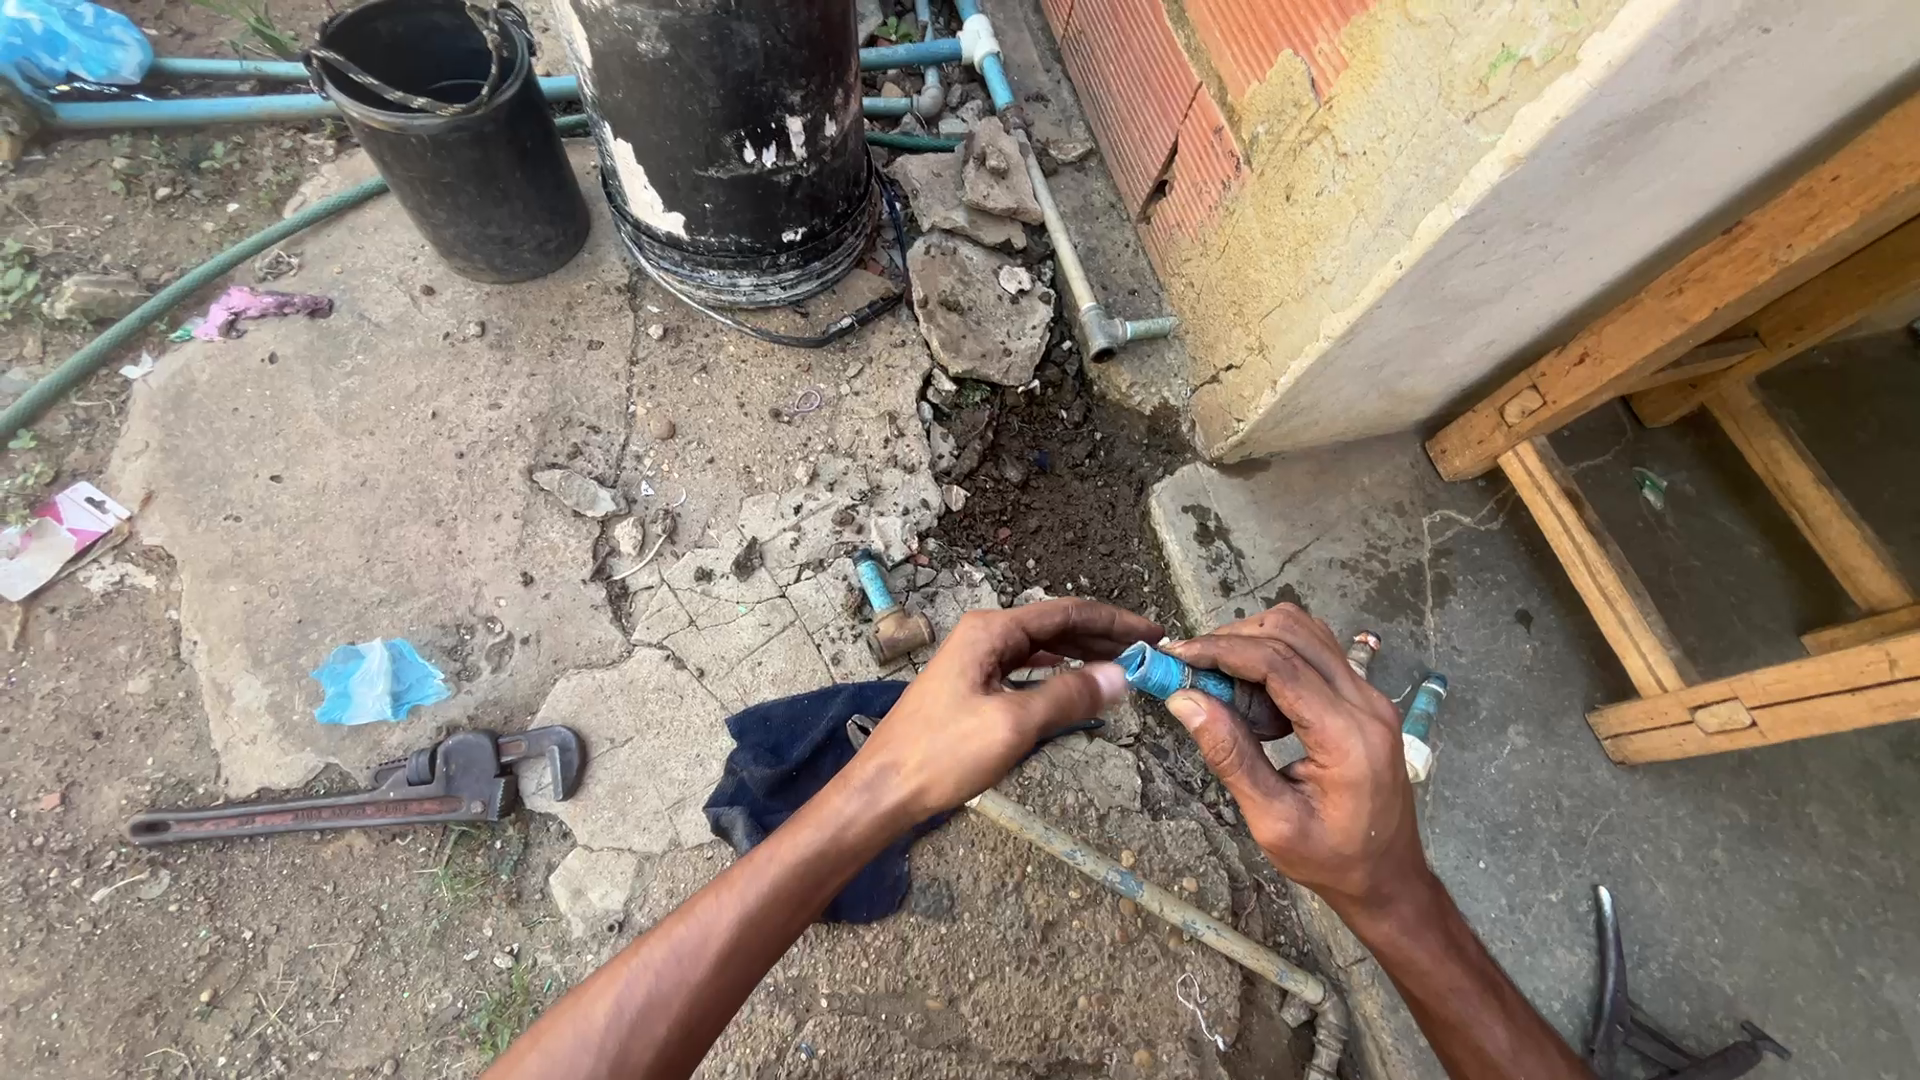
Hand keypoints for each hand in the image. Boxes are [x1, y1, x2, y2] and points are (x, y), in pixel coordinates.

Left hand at [847, 598, 1160, 825]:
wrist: (883, 788)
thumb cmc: (942, 754)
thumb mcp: (1012, 725)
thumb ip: (1068, 696)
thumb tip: (1121, 676)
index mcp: (991, 630)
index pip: (1066, 612)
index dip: (1114, 620)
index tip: (1154, 634)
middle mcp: (984, 633)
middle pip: (1055, 625)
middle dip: (1103, 636)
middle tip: (1148, 653)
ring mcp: (976, 657)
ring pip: (1041, 646)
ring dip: (1082, 653)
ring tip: (1122, 666)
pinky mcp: (972, 683)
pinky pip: (1025, 667)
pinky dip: (1057, 672)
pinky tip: (1075, 680)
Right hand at [1162, 604, 1431, 924]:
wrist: (1390, 878)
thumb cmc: (1332, 860)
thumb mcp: (1273, 822)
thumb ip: (1231, 756)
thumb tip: (1184, 699)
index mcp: (1347, 736)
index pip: (1279, 663)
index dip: (1222, 650)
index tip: (1178, 657)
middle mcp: (1365, 703)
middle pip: (1292, 632)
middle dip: (1232, 639)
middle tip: (1193, 669)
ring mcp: (1369, 695)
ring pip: (1304, 630)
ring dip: (1253, 641)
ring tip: (1221, 680)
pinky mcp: (1362, 697)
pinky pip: (1313, 650)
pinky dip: (1272, 652)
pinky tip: (1252, 690)